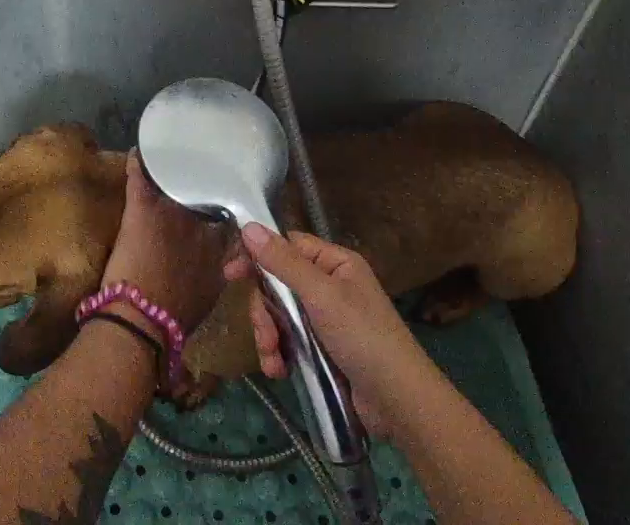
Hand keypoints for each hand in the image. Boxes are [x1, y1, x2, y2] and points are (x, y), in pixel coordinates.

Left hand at [101, 152, 232, 334]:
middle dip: (201, 188)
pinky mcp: (142, 210)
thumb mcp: (211, 295)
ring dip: (171, 173)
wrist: (143, 319)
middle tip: (197, 178)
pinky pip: (140, 177)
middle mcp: (201, 225)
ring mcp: (171, 214)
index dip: (225, 210)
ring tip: (172, 159)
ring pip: (172, 182)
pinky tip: (139, 151)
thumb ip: (218, 273)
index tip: (221, 203)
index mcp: (220, 247)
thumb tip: (223, 266)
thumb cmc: (176, 317)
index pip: (229, 220)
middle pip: (203, 198)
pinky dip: (138, 163)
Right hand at [222, 224, 430, 435]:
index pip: (287, 246)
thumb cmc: (364, 338)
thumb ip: (283, 262)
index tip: (231, 274)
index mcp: (335, 263)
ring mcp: (325, 319)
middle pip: (277, 284)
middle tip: (264, 332)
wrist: (399, 402)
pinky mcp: (322, 348)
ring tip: (272, 359)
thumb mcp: (321, 295)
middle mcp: (329, 286)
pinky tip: (278, 371)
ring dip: (268, 336)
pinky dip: (278, 354)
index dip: (257, 257)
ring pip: (278, 315)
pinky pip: (288, 340)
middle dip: (264, 310)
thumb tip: (248, 226)